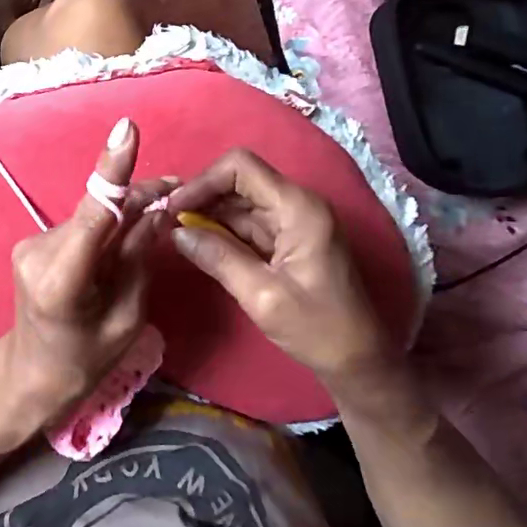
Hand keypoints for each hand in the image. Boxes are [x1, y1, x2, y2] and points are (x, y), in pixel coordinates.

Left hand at [0, 118, 172, 445]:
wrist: (32, 374)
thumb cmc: (85, 360)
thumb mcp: (126, 317)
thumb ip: (138, 258)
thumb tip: (158, 209)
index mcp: (61, 280)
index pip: (93, 215)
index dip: (112, 170)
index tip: (126, 128)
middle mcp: (39, 251)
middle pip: (98, 211)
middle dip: (138, 201)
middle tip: (176, 195)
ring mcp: (31, 243)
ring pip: (91, 217)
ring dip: (123, 217)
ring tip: (152, 227)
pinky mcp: (34, 242)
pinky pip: (81, 226)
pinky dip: (104, 230)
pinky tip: (119, 245)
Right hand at [165, 148, 397, 383]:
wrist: (358, 359)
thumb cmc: (317, 328)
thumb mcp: (261, 295)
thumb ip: (218, 258)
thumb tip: (176, 233)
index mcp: (298, 208)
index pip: (241, 167)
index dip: (203, 182)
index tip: (174, 209)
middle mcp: (297, 205)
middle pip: (239, 181)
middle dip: (202, 198)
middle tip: (168, 224)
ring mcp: (293, 222)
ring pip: (240, 203)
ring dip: (208, 215)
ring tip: (177, 235)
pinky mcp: (288, 240)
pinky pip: (248, 224)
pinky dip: (222, 231)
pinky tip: (199, 245)